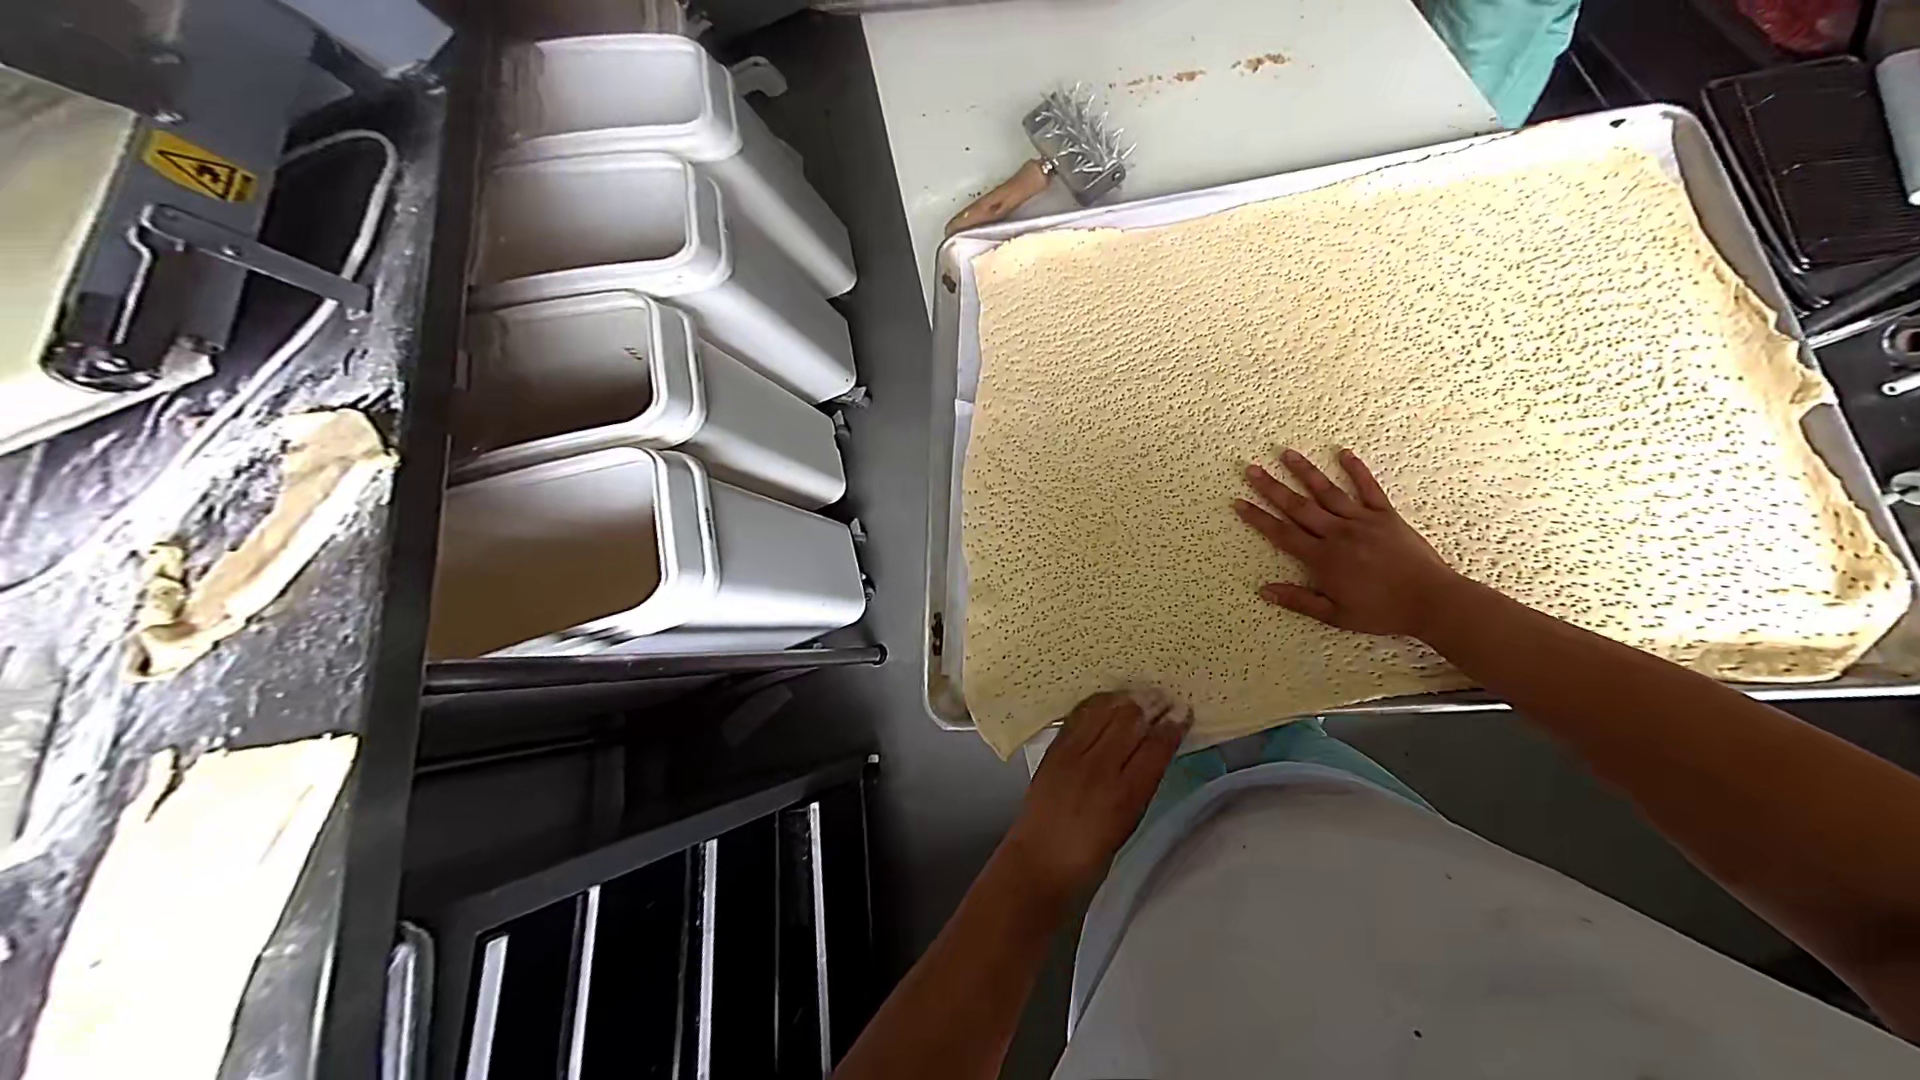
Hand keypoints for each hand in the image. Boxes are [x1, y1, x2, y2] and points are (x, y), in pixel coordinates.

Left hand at [1001, 691, 1189, 901]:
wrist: (1041, 857)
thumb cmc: (1092, 852)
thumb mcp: (1130, 820)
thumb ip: (1142, 782)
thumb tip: (1156, 747)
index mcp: (1126, 794)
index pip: (1156, 748)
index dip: (1173, 727)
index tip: (1184, 713)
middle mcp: (1099, 768)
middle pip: (1130, 722)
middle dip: (1151, 706)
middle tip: (1164, 698)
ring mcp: (1073, 755)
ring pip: (1104, 713)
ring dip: (1126, 699)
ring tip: (1141, 695)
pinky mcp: (1054, 749)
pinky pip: (1079, 716)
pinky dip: (1097, 704)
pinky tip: (1109, 701)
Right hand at [1233, 448, 1465, 637]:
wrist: (1432, 601)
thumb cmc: (1382, 611)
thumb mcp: (1335, 615)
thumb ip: (1298, 601)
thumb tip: (1264, 591)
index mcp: (1323, 558)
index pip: (1282, 533)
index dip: (1258, 518)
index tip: (1239, 503)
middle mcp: (1338, 534)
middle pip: (1298, 506)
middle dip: (1272, 487)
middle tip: (1252, 469)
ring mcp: (1362, 521)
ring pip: (1327, 492)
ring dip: (1305, 472)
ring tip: (1286, 453)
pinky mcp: (1386, 516)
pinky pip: (1369, 488)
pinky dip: (1357, 470)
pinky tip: (1344, 453)